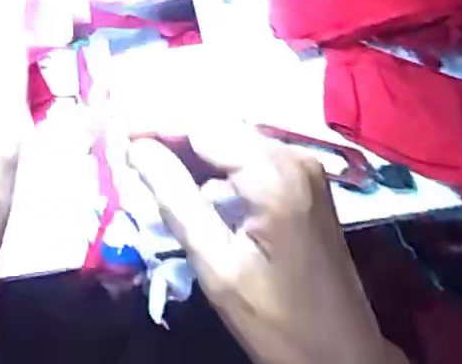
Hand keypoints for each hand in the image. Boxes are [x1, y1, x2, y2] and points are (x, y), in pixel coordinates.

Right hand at [128, 129, 400, 363]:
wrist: (348, 362)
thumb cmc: (281, 322)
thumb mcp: (218, 267)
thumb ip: (175, 198)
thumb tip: (136, 146)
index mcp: (274, 174)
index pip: (199, 126)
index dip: (152, 122)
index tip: (114, 129)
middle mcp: (291, 154)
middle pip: (213, 123)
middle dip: (165, 128)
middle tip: (123, 140)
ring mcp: (299, 162)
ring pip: (225, 134)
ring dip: (184, 141)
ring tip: (143, 152)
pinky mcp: (299, 175)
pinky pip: (241, 150)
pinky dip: (207, 155)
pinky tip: (181, 170)